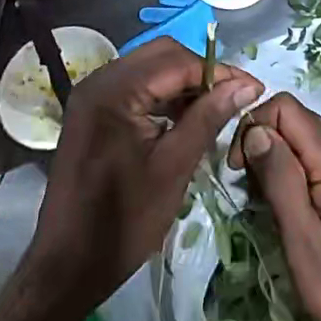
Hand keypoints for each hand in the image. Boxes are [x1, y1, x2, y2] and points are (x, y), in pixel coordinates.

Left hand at [27, 38, 262, 313]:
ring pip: (150, 68)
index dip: (220, 72)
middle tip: (235, 96)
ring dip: (184, 82)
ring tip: (217, 108)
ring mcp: (92, 96)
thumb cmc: (123, 221)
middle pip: (162, 55)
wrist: (67, 265)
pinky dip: (163, 96)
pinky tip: (186, 118)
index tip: (254, 89)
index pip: (177, 61)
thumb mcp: (174, 167)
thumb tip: (245, 86)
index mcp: (114, 91)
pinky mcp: (92, 112)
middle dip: (202, 72)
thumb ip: (208, 118)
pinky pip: (136, 87)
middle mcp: (99, 81)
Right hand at [227, 94, 320, 320]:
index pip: (284, 107)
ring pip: (300, 130)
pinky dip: (292, 165)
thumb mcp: (304, 244)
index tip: (240, 173)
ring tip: (267, 201)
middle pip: (291, 115)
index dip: (253, 128)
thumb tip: (256, 132)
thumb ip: (281, 182)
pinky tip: (289, 202)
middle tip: (251, 192)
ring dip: (274, 155)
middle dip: (260, 141)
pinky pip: (314, 149)